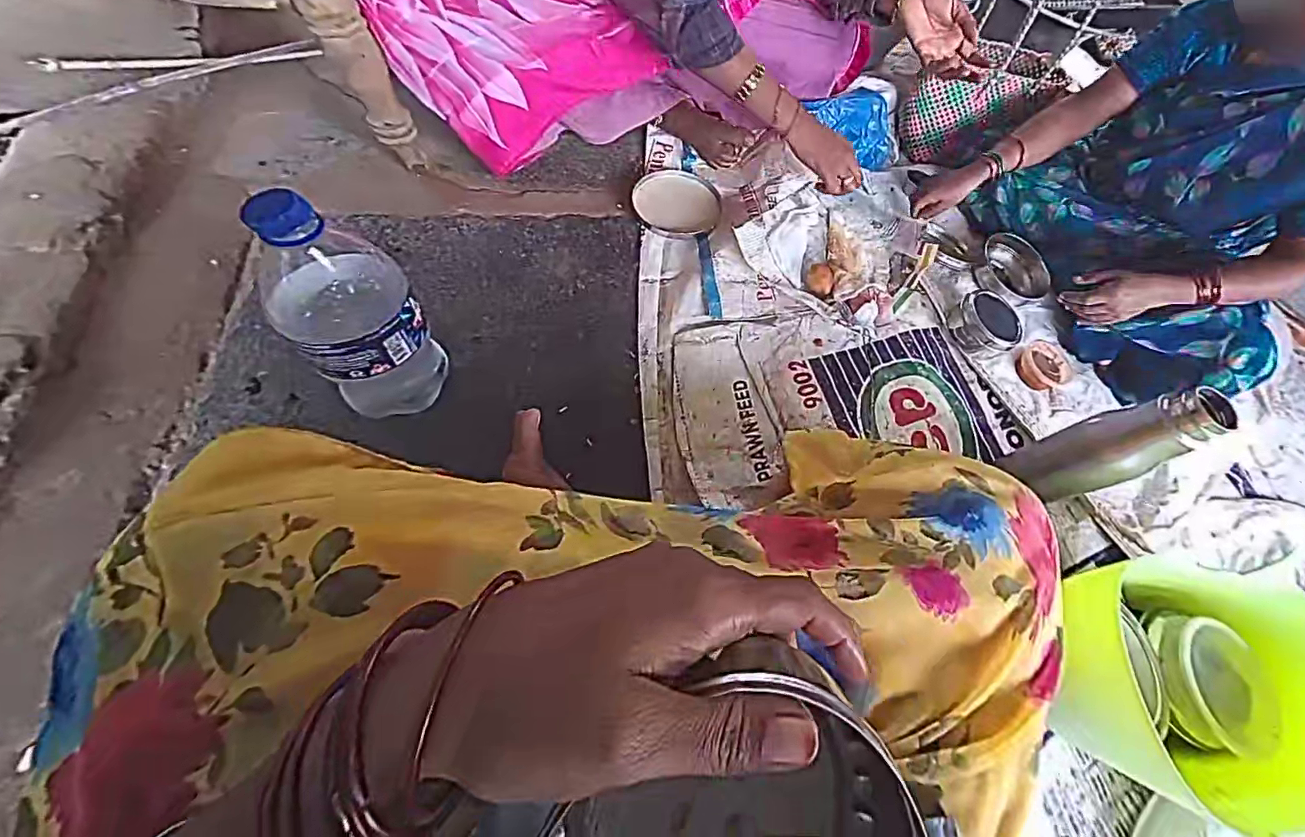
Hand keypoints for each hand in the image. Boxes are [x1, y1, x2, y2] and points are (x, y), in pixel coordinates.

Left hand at [418, 543, 868, 803]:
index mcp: (696, 594)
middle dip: (791, 657)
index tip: (858, 689)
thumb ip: (728, 731)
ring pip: (726, 608)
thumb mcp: (637, 738)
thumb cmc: (541, 710)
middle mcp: (680, 566)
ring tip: (739, 718)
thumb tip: (810, 729)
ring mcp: (648, 570)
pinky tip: (688, 689)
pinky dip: (711, 648)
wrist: (446, 680)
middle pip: (763, 604)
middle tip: (789, 723)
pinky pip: (691, 609)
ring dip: (747, 656)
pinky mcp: (624, 585)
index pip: (794, 602)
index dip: (837, 640)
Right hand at [786, 117, 863, 194]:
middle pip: (857, 179)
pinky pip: (834, 189)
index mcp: (849, 148)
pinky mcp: (828, 172)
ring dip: (838, 190)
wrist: (800, 127)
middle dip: (847, 186)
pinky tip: (819, 185)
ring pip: (848, 186)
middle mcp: (848, 157)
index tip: (839, 177)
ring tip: (826, 186)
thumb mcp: (830, 139)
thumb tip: (832, 161)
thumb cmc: (809, 129)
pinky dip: (827, 191)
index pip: (856, 168)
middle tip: (835, 186)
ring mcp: (840, 165)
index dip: (848, 176)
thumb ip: (835, 151)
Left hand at [894, 0, 989, 80]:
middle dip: (971, 73)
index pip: (971, 54)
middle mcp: (946, 47)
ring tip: (965, 70)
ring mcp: (935, 51)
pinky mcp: (923, 51)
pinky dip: (941, 67)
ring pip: (946, 69)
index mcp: (957, 37)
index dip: (981, 62)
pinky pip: (932, 64)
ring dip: (956, 72)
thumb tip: (976, 40)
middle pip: (960, 66)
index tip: (991, 66)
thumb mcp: (958, 7)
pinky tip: (951, 64)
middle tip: (979, 76)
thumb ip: (969, 23)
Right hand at [911, 163, 989, 219]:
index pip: (915, 205)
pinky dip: (921, 192)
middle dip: (914, 206)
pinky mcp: (932, 177)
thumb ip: (932, 212)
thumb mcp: (946, 205)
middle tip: (919, 214)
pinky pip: (922, 186)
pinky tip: (926, 196)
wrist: (966, 176)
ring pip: (917, 191)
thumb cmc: (958, 191)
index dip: (914, 212)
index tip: (916, 218)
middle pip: (913, 197)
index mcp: (927, 194)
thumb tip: (922, 217)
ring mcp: (928, 180)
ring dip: (917, 199)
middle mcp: (924, 186)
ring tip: (922, 206)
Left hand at [1057, 269, 1190, 324]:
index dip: (1070, 297)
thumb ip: (1094, 277)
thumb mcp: (1115, 273)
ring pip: (1090, 317)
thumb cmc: (1137, 278)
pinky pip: (1100, 323)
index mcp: (1108, 295)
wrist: (1158, 290)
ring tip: (1068, 308)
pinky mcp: (1120, 319)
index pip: (1083, 299)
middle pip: (1084, 309)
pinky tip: (1080, 320)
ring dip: (1077, 313)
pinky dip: (1088, 322)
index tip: (1061, 294)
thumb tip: (1075, 279)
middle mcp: (1110, 307)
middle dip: (1071, 305)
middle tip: (1062, 301)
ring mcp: (1115, 315)